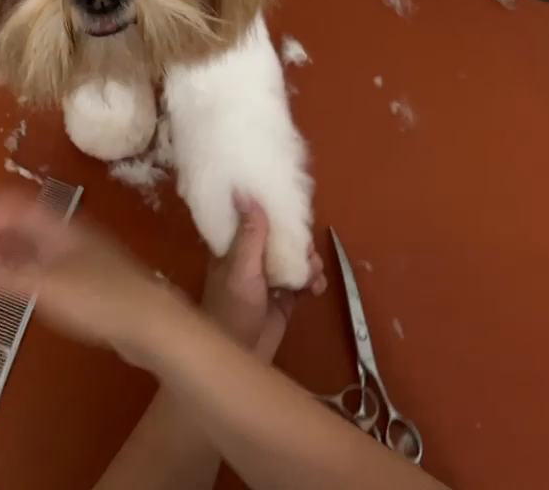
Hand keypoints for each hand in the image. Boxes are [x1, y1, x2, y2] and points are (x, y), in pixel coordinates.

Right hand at [0, 187, 184, 358]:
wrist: (151, 321)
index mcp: (59, 228)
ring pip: (38, 242)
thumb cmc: (99, 298)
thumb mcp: (48, 287)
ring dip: (11, 245)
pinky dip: (26, 264)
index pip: (20, 206)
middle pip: (28, 222)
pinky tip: (19, 281)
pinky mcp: (89, 279)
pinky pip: (47, 262)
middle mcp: (69, 235)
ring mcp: (82, 256)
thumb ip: (12, 277)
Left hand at [202, 194, 323, 360]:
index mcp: (232, 246)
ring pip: (293, 258)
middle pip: (277, 237)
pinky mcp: (284, 298)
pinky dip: (313, 281)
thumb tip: (245, 191)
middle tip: (307, 249)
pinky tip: (317, 287)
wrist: (242, 357)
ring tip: (314, 271)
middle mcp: (250, 258)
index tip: (289, 204)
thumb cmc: (232, 308)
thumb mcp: (241, 268)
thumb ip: (249, 234)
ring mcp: (268, 278)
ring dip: (308, 261)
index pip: (250, 217)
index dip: (268, 209)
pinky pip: (302, 281)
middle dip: (296, 239)